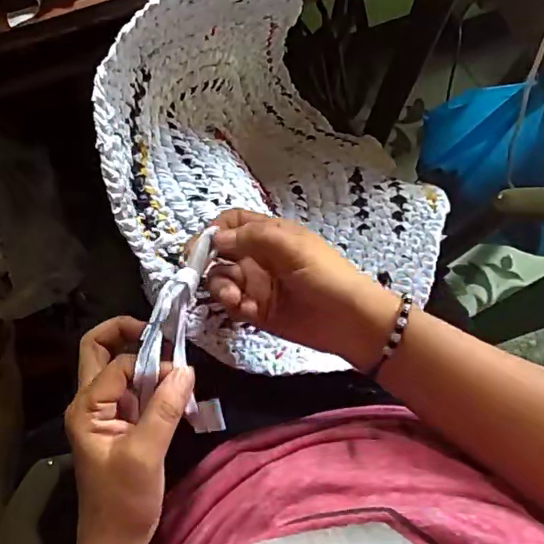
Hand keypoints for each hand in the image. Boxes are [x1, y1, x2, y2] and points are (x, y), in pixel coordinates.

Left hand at [66, 323, 195, 543]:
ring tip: (175, 369)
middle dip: (128, 334)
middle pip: (99, 349)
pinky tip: (174, 394)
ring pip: (118, 367)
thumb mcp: (146, 454)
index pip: (117, 364)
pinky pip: (134, 390)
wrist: (115, 542)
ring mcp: (104, 412)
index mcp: (85, 408)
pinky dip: (153, 384)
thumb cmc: (123, 502)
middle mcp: (89, 403)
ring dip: (145, 362)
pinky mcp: (121, 423)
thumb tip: (186, 368)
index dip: (148, 363)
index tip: (178, 375)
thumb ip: (164, 409)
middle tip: (162, 337)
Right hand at [207, 209, 399, 368]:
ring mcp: (256, 284)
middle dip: (205, 260)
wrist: (350, 320)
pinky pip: (232, 304)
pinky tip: (244, 309)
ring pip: (221, 279)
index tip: (200, 244)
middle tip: (194, 270)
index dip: (214, 230)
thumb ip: (250, 237)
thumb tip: (215, 239)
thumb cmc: (325, 274)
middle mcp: (258, 257)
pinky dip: (231, 305)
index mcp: (269, 234)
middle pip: (219, 252)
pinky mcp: (257, 311)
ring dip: (219, 285)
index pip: (232, 222)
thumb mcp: (290, 245)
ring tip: (233, 297)